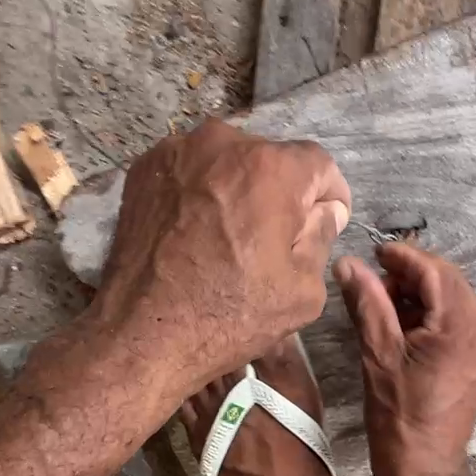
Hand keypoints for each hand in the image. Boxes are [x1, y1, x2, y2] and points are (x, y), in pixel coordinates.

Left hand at [90, 120, 350, 390]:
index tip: (328, 222)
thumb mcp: (303, 290)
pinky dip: (203, 194)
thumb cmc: (232, 315)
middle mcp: (224, 142)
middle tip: (277, 239)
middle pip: (272, 159)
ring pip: (229, 163)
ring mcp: (178, 150)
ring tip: (232, 237)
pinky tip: (198, 234)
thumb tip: (326, 211)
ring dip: (241, 191)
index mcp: (272, 169)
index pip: (320, 164)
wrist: (146, 333)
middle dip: (283, 193)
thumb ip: (322, 238)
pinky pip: (192, 171)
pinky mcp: (144, 168)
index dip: (331, 196)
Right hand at [334, 244, 475, 475]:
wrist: (424, 467)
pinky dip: (431, 317)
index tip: (372, 255)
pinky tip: (404, 330)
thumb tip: (349, 264)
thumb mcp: (378, 356)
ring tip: (384, 313)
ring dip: (418, 297)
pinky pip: (458, 321)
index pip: (435, 271)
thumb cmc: (399, 418)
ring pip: (452, 300)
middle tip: (373, 290)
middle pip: (447, 282)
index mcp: (463, 328)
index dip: (402, 257)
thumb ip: (367, 303)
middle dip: (409, 278)